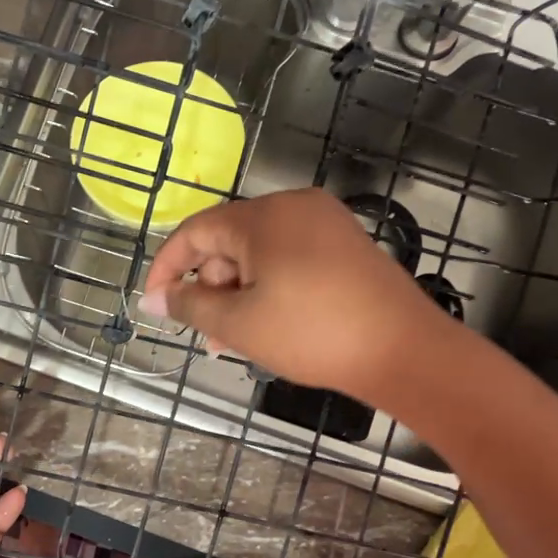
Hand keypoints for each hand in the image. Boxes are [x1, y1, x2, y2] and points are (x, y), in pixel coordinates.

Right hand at [138, 188, 443, 398]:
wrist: (403, 350)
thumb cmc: (313, 333)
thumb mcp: (239, 323)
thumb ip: (189, 304)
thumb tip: (154, 296)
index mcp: (264, 217)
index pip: (195, 231)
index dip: (167, 267)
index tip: (153, 304)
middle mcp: (294, 207)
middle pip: (228, 241)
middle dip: (210, 287)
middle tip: (209, 335)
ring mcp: (325, 223)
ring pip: (259, 254)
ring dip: (238, 293)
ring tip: (236, 342)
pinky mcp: (345, 245)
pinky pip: (289, 258)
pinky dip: (268, 287)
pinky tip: (269, 325)